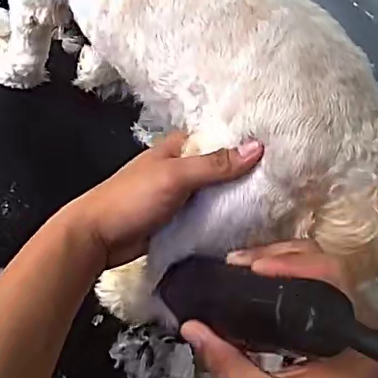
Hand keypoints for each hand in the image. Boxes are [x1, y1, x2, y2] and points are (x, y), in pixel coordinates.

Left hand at [56, 132, 262, 267]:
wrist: (96, 239)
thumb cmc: (130, 199)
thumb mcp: (175, 176)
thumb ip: (215, 164)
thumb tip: (256, 147)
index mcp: (178, 147)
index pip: (219, 138)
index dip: (244, 142)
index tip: (277, 148)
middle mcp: (181, 167)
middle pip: (221, 166)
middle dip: (245, 172)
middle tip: (281, 179)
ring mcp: (180, 195)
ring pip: (216, 192)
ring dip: (236, 197)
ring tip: (273, 200)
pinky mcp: (179, 219)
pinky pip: (208, 214)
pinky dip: (223, 217)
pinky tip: (247, 222)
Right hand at [181, 241, 377, 377]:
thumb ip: (230, 368)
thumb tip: (193, 327)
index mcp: (350, 331)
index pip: (328, 273)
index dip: (289, 261)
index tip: (250, 267)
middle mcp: (360, 313)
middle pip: (324, 261)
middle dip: (279, 254)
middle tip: (238, 264)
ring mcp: (358, 313)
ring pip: (322, 267)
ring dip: (284, 261)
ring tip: (245, 268)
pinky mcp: (349, 318)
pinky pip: (322, 283)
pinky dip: (292, 276)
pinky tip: (263, 282)